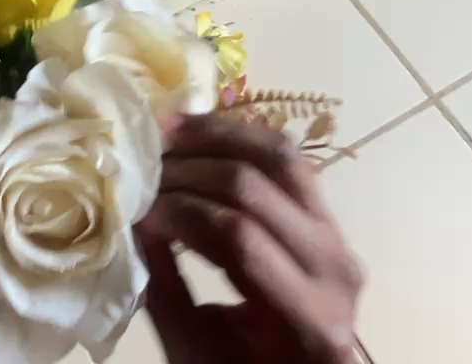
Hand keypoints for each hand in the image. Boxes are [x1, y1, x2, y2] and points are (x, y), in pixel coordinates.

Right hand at [135, 114, 363, 362]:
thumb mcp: (196, 350)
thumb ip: (164, 283)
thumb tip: (135, 215)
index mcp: (309, 319)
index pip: (237, 237)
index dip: (180, 211)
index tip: (137, 207)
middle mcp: (334, 267)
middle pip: (253, 187)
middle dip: (186, 171)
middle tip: (142, 169)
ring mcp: (336, 232)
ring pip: (276, 154)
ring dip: (213, 136)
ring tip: (165, 131)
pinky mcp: (323, 211)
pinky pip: (283, 155)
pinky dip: (235, 135)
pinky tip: (195, 130)